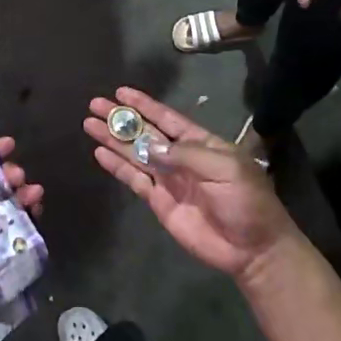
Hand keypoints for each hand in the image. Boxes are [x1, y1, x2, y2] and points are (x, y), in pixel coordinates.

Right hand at [83, 88, 297, 281]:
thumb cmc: (245, 201)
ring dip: (113, 139)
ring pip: (134, 154)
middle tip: (95, 104)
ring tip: (89, 124)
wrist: (252, 248)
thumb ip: (185, 154)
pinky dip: (117, 167)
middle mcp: (181, 157)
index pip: (167, 118)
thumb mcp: (224, 168)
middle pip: (145, 133)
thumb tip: (149, 145)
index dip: (144, 105)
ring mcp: (168, 180)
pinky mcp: (159, 202)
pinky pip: (134, 180)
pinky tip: (100, 154)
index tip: (121, 92)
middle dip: (121, 119)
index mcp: (201, 143)